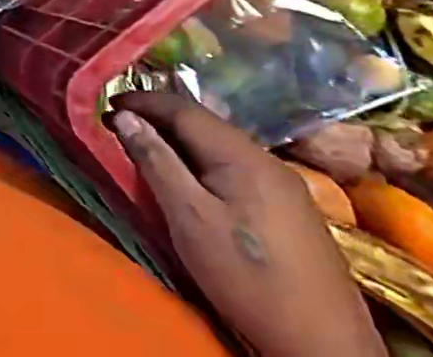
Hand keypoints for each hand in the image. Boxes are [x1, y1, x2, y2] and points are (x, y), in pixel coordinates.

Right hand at [110, 93, 381, 356]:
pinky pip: (236, 165)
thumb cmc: (248, 278)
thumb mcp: (190, 218)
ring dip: (181, 140)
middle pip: (204, 123)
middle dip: (159, 117)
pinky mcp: (292, 209)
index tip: (107, 104)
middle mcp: (267, 159)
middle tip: (121, 124)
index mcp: (242, 155)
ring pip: (220, 144)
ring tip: (148, 147)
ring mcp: (285, 185)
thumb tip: (124, 116)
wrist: (326, 349)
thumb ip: (156, 161)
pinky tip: (193, 178)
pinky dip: (203, 160)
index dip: (142, 101)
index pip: (183, 109)